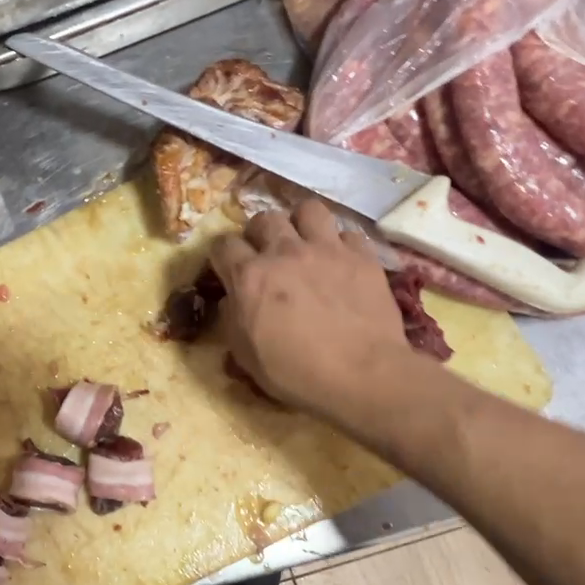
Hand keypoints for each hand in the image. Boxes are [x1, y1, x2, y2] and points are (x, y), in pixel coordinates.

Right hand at [209, 200, 412, 419]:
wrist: (361, 375)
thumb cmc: (295, 372)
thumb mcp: (244, 354)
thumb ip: (232, 320)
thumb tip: (233, 301)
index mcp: (249, 276)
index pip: (222, 245)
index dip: (222, 256)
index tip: (227, 269)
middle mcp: (284, 252)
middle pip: (264, 218)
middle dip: (259, 233)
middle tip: (266, 254)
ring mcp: (327, 249)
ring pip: (308, 210)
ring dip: (301, 224)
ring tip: (304, 243)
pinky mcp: (362, 256)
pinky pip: (348, 234)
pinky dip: (341, 246)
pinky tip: (341, 264)